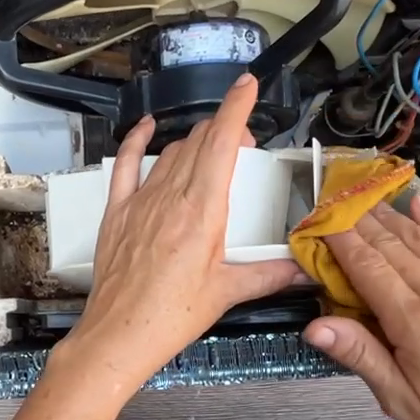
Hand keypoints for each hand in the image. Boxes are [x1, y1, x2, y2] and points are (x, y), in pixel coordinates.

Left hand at [64, 74, 302, 390]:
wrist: (118, 336)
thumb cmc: (172, 317)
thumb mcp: (227, 294)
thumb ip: (269, 275)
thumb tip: (302, 268)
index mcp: (202, 211)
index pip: (221, 144)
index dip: (236, 108)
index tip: (247, 84)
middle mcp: (169, 197)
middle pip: (199, 144)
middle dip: (225, 132)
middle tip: (245, 148)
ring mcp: (139, 203)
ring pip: (170, 154)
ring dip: (194, 142)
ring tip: (213, 149)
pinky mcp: (116, 214)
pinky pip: (125, 166)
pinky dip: (136, 142)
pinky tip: (145, 128)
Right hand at [302, 196, 419, 419]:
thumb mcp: (401, 400)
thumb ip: (360, 355)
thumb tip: (313, 326)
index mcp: (416, 320)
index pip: (367, 265)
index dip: (339, 239)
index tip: (315, 218)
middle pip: (392, 244)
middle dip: (358, 219)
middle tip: (331, 198)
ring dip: (390, 215)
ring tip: (363, 195)